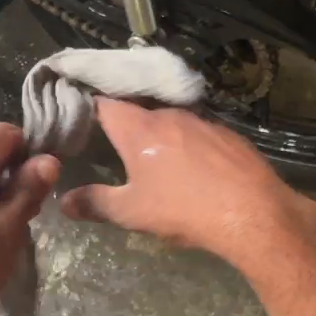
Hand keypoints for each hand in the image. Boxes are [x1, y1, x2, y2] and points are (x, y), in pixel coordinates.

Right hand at [59, 99, 315, 269]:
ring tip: (156, 159)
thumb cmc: (182, 210)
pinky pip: (200, 133)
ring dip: (161, 136)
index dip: (90, 105)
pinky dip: (191, 144)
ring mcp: (202, 121)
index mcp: (138, 129)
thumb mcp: (132, 212)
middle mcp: (168, 115)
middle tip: (115, 144)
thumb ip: (95, 203)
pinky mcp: (228, 133)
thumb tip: (63, 202)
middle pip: (139, 111)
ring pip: (172, 121)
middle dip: (127, 125)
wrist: (252, 211)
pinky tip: (195, 167)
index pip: (105, 103)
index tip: (78, 113)